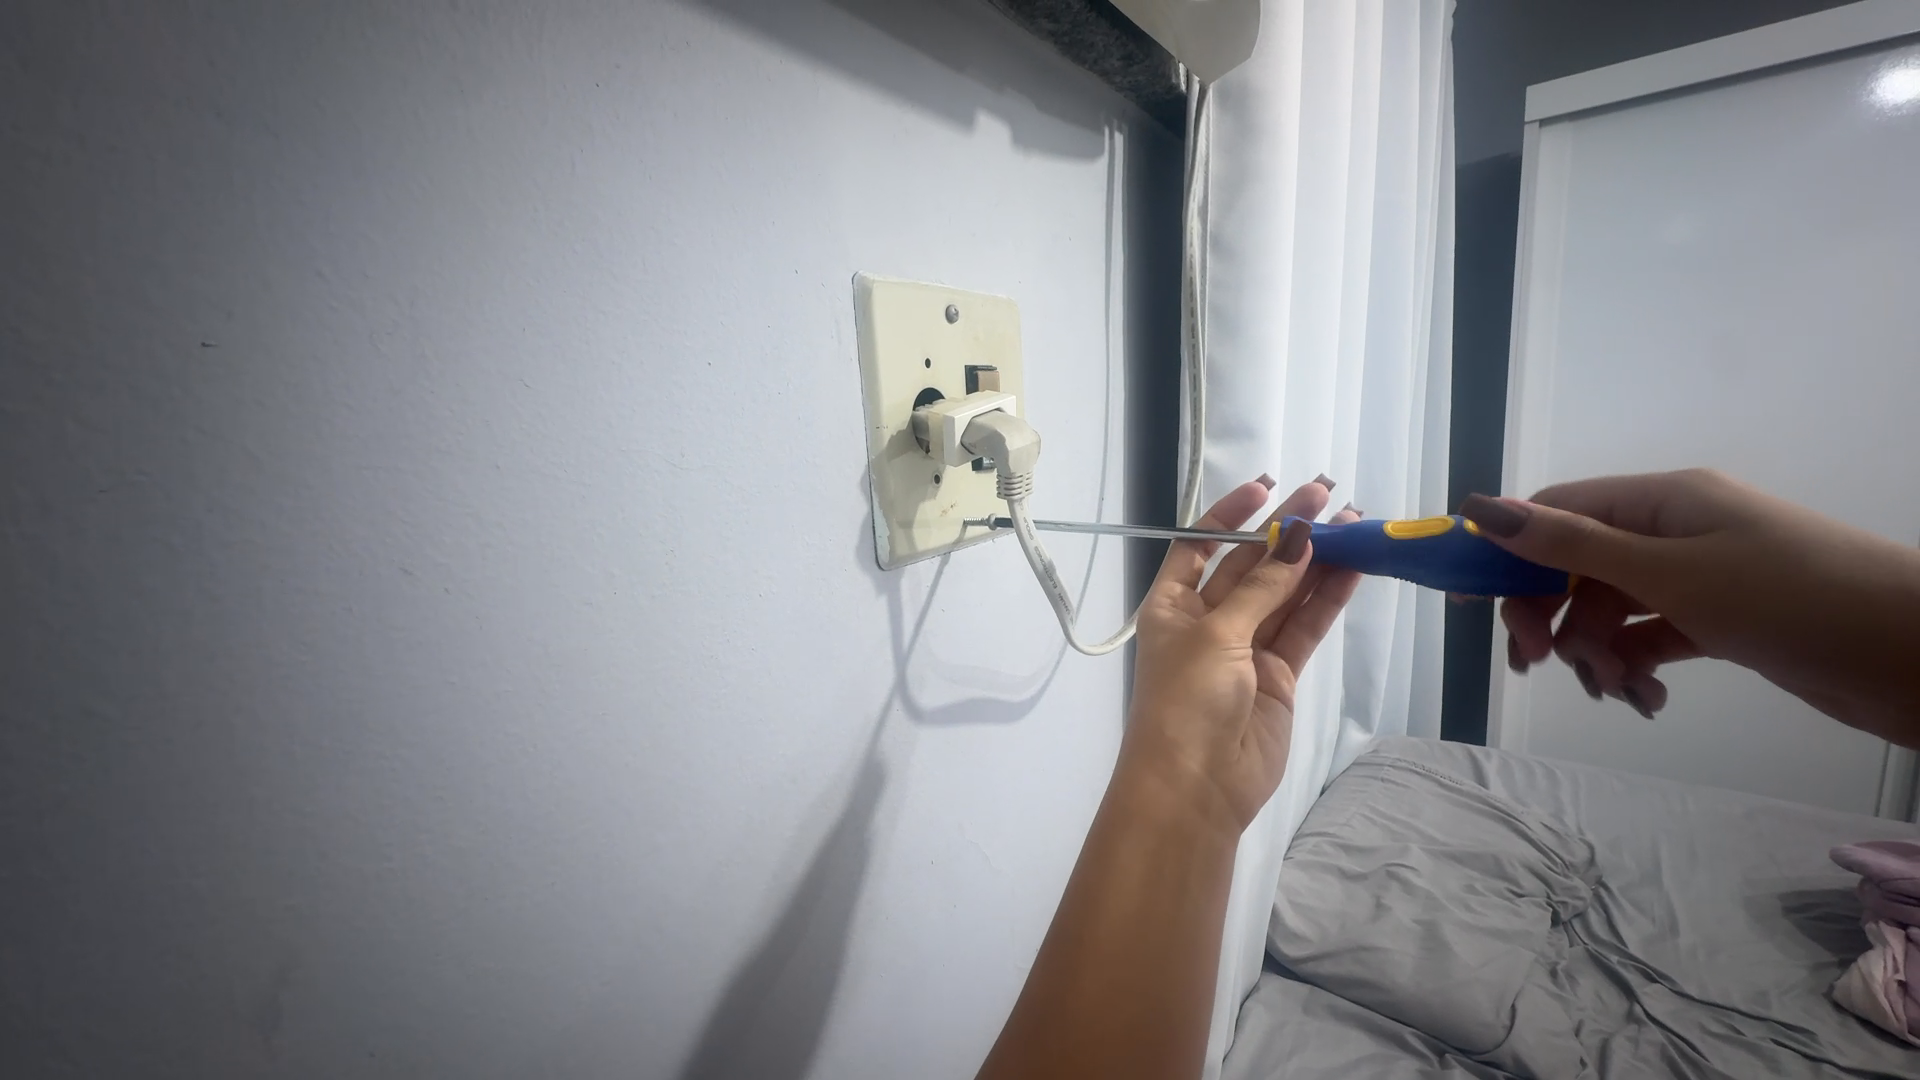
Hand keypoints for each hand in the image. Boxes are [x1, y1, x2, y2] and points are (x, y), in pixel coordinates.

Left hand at [1116, 476, 1361, 838]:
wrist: (1198, 784)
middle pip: (1249, 565)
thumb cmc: (1187, 698)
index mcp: (1171, 604)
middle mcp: (1206, 619)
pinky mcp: (1278, 673)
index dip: (1229, 515)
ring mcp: (1244, 647)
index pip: (1199, 546)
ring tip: (1353, 520)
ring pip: (1283, 593)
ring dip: (1315, 560)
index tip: (1265, 487)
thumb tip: (1297, 538)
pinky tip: (1354, 567)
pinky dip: (1327, 598)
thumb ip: (1261, 588)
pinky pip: (1303, 626)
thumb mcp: (1217, 634)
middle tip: (1325, 491)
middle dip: (1284, 530)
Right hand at [1462, 469, 1919, 742]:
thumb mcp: (1668, 571)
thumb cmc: (1793, 599)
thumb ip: (1569, 543)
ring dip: (1595, 651)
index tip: (1470, 600)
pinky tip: (1647, 698)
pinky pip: (1648, 635)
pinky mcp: (1719, 619)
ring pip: (1607, 608)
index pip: (1553, 513)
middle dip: (1549, 616)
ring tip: (1616, 690)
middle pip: (1572, 567)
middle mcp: (1671, 531)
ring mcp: (1697, 576)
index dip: (1504, 551)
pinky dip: (1636, 665)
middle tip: (1535, 663)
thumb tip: (1481, 508)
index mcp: (1658, 501)